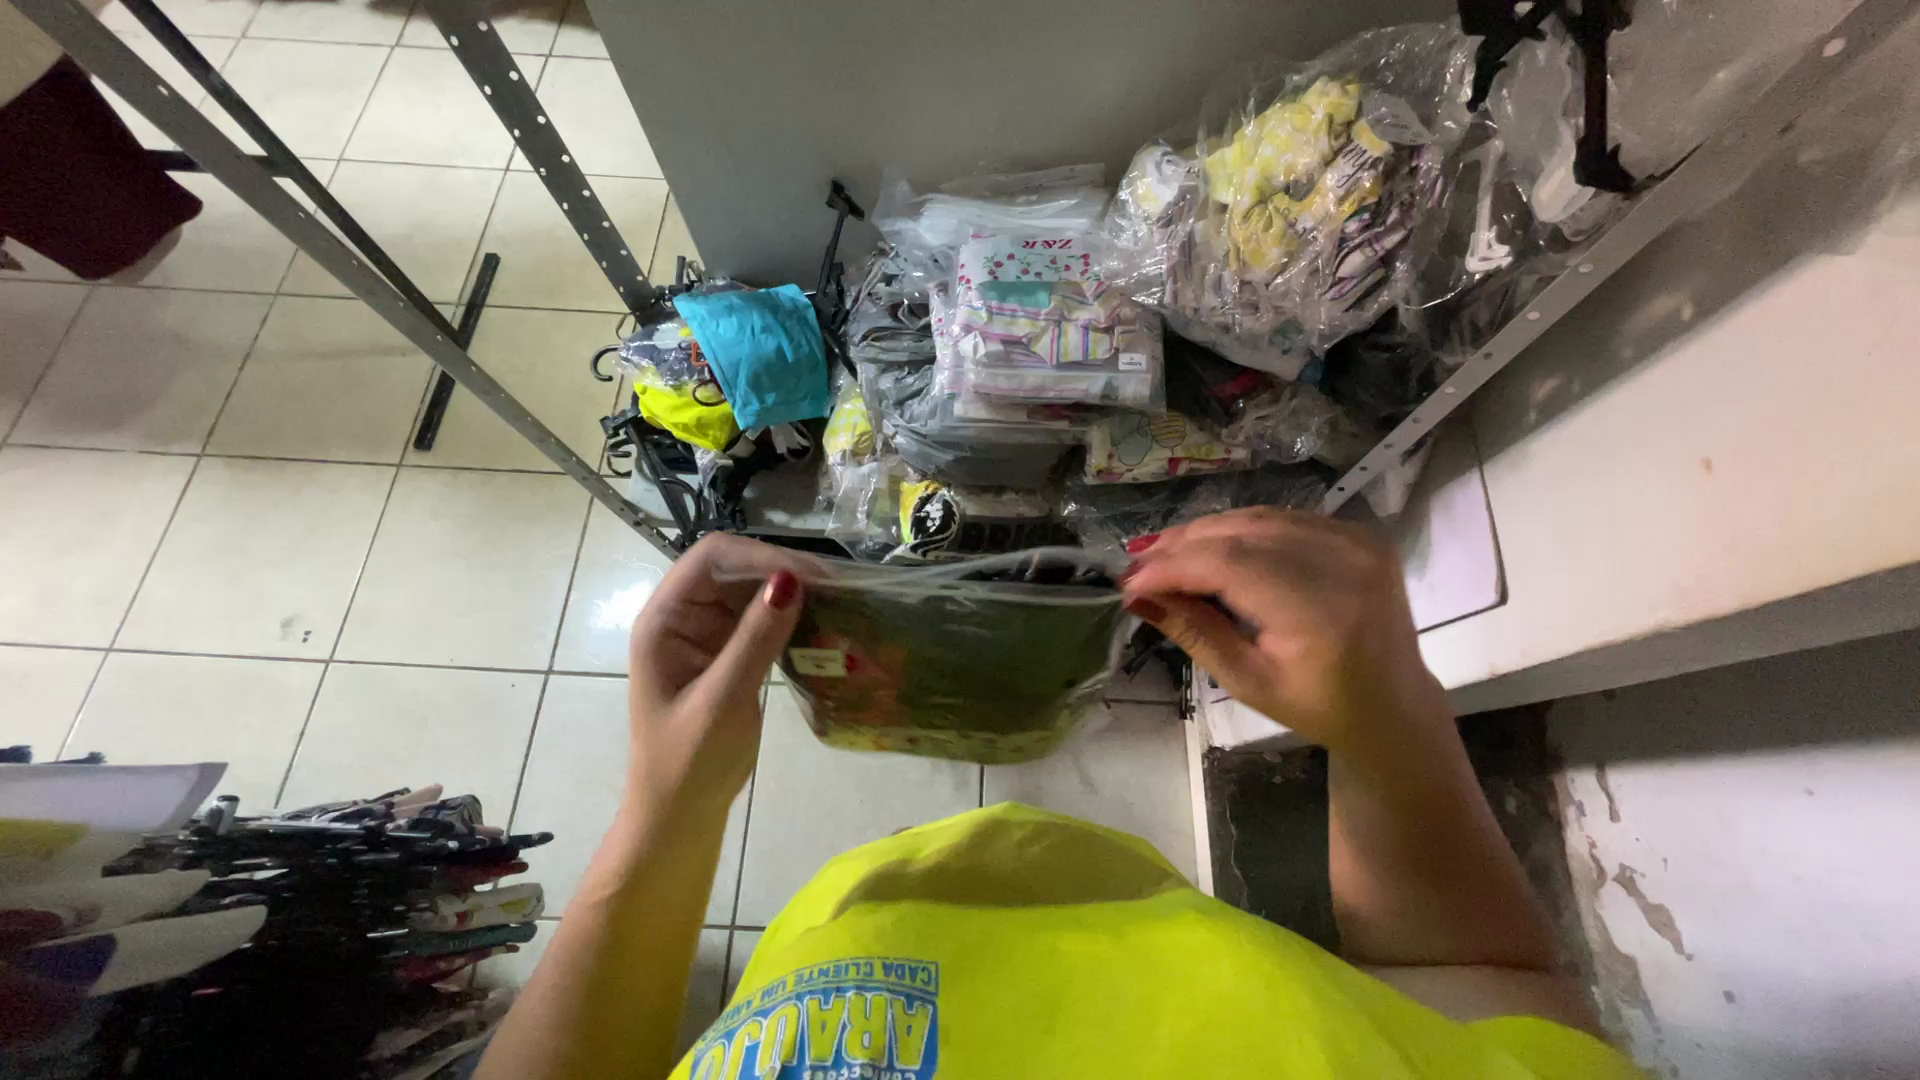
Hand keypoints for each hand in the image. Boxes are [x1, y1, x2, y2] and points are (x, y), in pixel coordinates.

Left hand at [626, 535, 807, 818]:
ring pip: (752, 589)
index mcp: (665, 619)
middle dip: (782, 569)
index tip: (813, 576)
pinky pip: (762, 617)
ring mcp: (707, 633)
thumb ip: (756, 637)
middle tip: (835, 586)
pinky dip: (791, 615)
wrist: (682, 812)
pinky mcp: (730, 651)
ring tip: (836, 599)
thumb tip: (791, 580)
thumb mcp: (724, 698)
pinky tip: (821, 622)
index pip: (712, 558)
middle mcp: (684, 615)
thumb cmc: (690, 761)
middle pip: (734, 566)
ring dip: (790, 590)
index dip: (762, 556)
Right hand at [1121, 509, 1448, 758]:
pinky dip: (1236, 529)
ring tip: (1159, 551)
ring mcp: (1357, 541)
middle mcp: (1344, 563)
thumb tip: (1136, 596)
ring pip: (1256, 519)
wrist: (1394, 705)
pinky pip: (1281, 519)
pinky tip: (1205, 544)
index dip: (1173, 566)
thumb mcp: (1246, 680)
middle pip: (1241, 533)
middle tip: (1135, 561)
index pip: (1230, 565)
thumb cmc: (1317, 706)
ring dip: (1203, 533)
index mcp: (1321, 612)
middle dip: (1180, 545)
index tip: (1128, 580)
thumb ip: (1193, 630)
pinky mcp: (1360, 533)